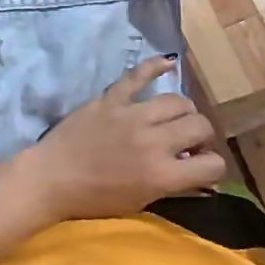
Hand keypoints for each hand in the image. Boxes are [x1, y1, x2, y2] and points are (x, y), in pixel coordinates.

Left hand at [7, 57, 224, 220]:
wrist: (51, 178)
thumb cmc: (94, 198)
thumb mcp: (140, 202)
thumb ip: (172, 187)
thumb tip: (202, 179)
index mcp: (163, 174)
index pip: (214, 164)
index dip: (213, 166)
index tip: (201, 165)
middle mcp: (154, 141)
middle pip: (201, 126)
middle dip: (201, 136)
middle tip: (188, 142)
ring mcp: (131, 115)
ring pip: (177, 100)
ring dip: (183, 111)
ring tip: (174, 118)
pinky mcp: (110, 99)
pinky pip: (137, 76)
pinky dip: (153, 66)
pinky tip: (167, 63)